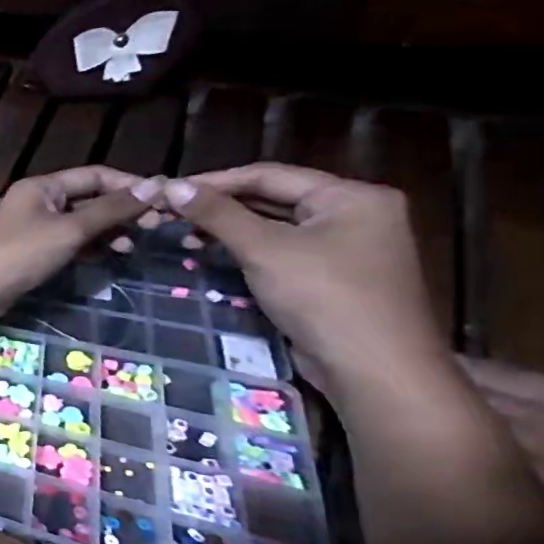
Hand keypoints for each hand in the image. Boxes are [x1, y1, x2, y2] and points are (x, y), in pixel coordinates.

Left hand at [0, 166, 157, 314]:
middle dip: (120, 211)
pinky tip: (107, 256)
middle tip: (153, 227)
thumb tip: (154, 186)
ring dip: (106, 230)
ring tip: (129, 246)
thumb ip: (110, 209)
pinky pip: (66, 240)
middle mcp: (36, 200)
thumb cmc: (20, 256)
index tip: (161, 199)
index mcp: (41, 186)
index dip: (129, 184)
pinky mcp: (30, 250)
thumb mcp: (69, 230)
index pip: (94, 175)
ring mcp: (31, 226)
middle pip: (87, 197)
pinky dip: (88, 246)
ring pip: (78, 221)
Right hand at [159, 163, 444, 386]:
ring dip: (231, 232)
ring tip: (186, 238)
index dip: (216, 181)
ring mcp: (349, 249)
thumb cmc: (323, 296)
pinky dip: (250, 253)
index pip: (271, 175)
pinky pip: (285, 254)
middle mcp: (357, 214)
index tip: (170, 191)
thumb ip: (218, 215)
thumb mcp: (265, 249)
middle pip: (276, 200)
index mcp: (352, 196)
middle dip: (222, 207)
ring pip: (278, 228)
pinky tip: (217, 258)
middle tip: (172, 215)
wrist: (373, 368)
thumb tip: (172, 188)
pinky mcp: (336, 280)